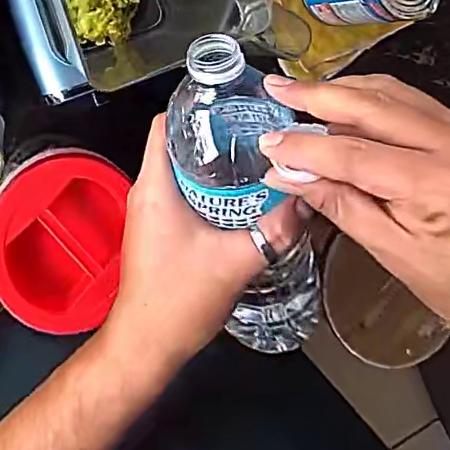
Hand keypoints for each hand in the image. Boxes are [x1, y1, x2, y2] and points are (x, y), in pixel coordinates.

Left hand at [98, 114, 302, 374]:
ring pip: (178, 172)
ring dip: (210, 165)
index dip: (191, 108)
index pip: (163, 125)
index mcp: (155, 187)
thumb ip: (273, 232)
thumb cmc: (175, 302)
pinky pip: (179, 194)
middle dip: (211, 136)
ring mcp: (148, 212)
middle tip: (249, 133)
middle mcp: (146, 193)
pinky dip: (204, 189)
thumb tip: (303, 203)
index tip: (225, 104)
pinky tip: (235, 200)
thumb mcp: (234, 262)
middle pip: (175, 145)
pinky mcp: (156, 231)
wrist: (145, 345)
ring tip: (249, 161)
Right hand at [259, 74, 449, 372]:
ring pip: (394, 94)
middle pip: (374, 105)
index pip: (355, 153)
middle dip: (317, 95)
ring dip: (342, 90)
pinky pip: (414, 104)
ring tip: (299, 92)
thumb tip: (287, 174)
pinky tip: (344, 103)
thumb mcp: (401, 260)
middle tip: (273, 90)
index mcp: (446, 187)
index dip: (303, 148)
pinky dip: (372, 98)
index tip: (264, 144)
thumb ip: (342, 205)